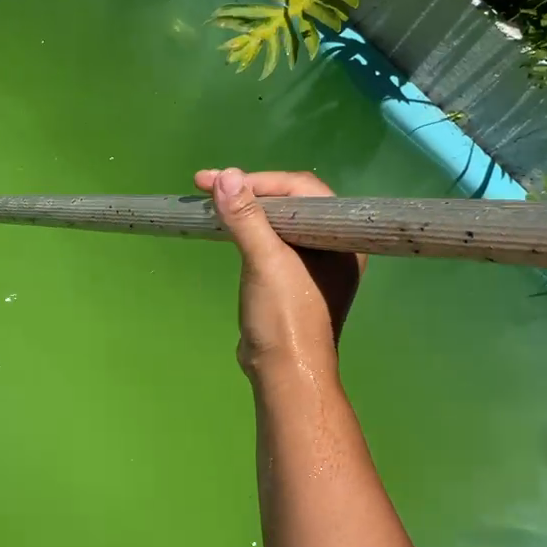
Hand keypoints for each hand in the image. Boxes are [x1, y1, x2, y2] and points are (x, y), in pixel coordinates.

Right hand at [194, 168, 363, 382]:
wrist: (282, 369)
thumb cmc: (283, 315)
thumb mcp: (265, 261)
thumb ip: (246, 218)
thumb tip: (225, 176)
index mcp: (341, 235)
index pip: (299, 189)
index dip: (255, 180)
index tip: (212, 180)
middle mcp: (333, 244)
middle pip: (289, 202)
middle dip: (247, 190)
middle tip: (206, 187)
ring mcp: (312, 264)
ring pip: (278, 222)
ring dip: (245, 210)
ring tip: (212, 205)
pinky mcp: (291, 281)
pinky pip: (270, 243)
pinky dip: (246, 231)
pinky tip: (227, 233)